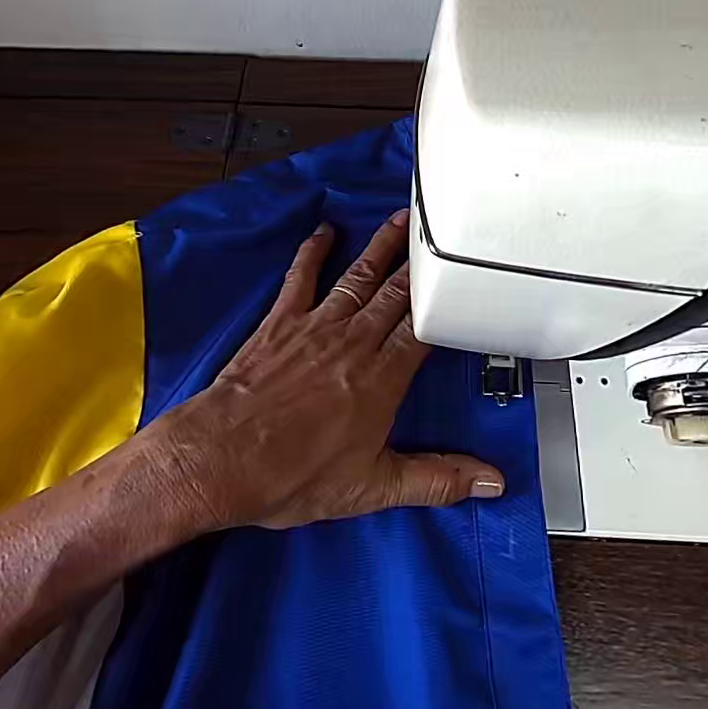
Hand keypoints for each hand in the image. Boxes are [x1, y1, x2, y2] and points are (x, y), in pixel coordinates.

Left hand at [143, 210, 504, 530]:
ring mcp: (315, 329)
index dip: (445, 304)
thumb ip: (438, 480)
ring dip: (381, 247)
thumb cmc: (291, 475)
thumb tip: (492, 484)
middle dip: (419, 263)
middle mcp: (353, 344)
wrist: (215, 463)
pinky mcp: (279, 325)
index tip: (463, 283)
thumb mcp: (375, 487)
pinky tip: (324, 233)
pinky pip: (300, 279)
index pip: (424, 329)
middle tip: (438, 234)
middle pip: (396, 294)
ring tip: (399, 221)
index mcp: (382, 378)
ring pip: (358, 277)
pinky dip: (312, 253)